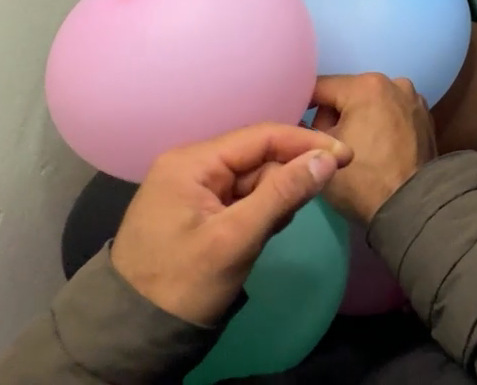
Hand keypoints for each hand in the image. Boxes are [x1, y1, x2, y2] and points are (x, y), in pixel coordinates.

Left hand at [109, 123, 351, 325]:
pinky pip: (245, 194)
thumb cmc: (181, 285)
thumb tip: (330, 157)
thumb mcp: (236, 239)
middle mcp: (192, 165)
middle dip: (290, 174)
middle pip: (261, 154)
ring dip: (277, 195)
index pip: (263, 136)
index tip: (347, 155)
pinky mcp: (200, 209)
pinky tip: (266, 229)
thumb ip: (283, 193)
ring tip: (277, 226)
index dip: (308, 143)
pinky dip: (264, 208)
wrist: (130, 340)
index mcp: (192, 162)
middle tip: (315, 198)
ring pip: (256, 175)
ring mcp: (194, 187)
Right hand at [309, 73, 436, 223]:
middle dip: (334, 114)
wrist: (412, 203)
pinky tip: (377, 148)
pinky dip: (381, 124)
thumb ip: (309, 127)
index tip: (292, 124)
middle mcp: (395, 83)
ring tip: (353, 149)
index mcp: (367, 85)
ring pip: (372, 103)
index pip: (320, 86)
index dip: (301, 104)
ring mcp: (414, 98)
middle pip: (348, 93)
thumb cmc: (361, 178)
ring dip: (359, 118)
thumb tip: (308, 121)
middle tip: (325, 145)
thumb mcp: (320, 152)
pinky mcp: (425, 116)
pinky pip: (392, 113)